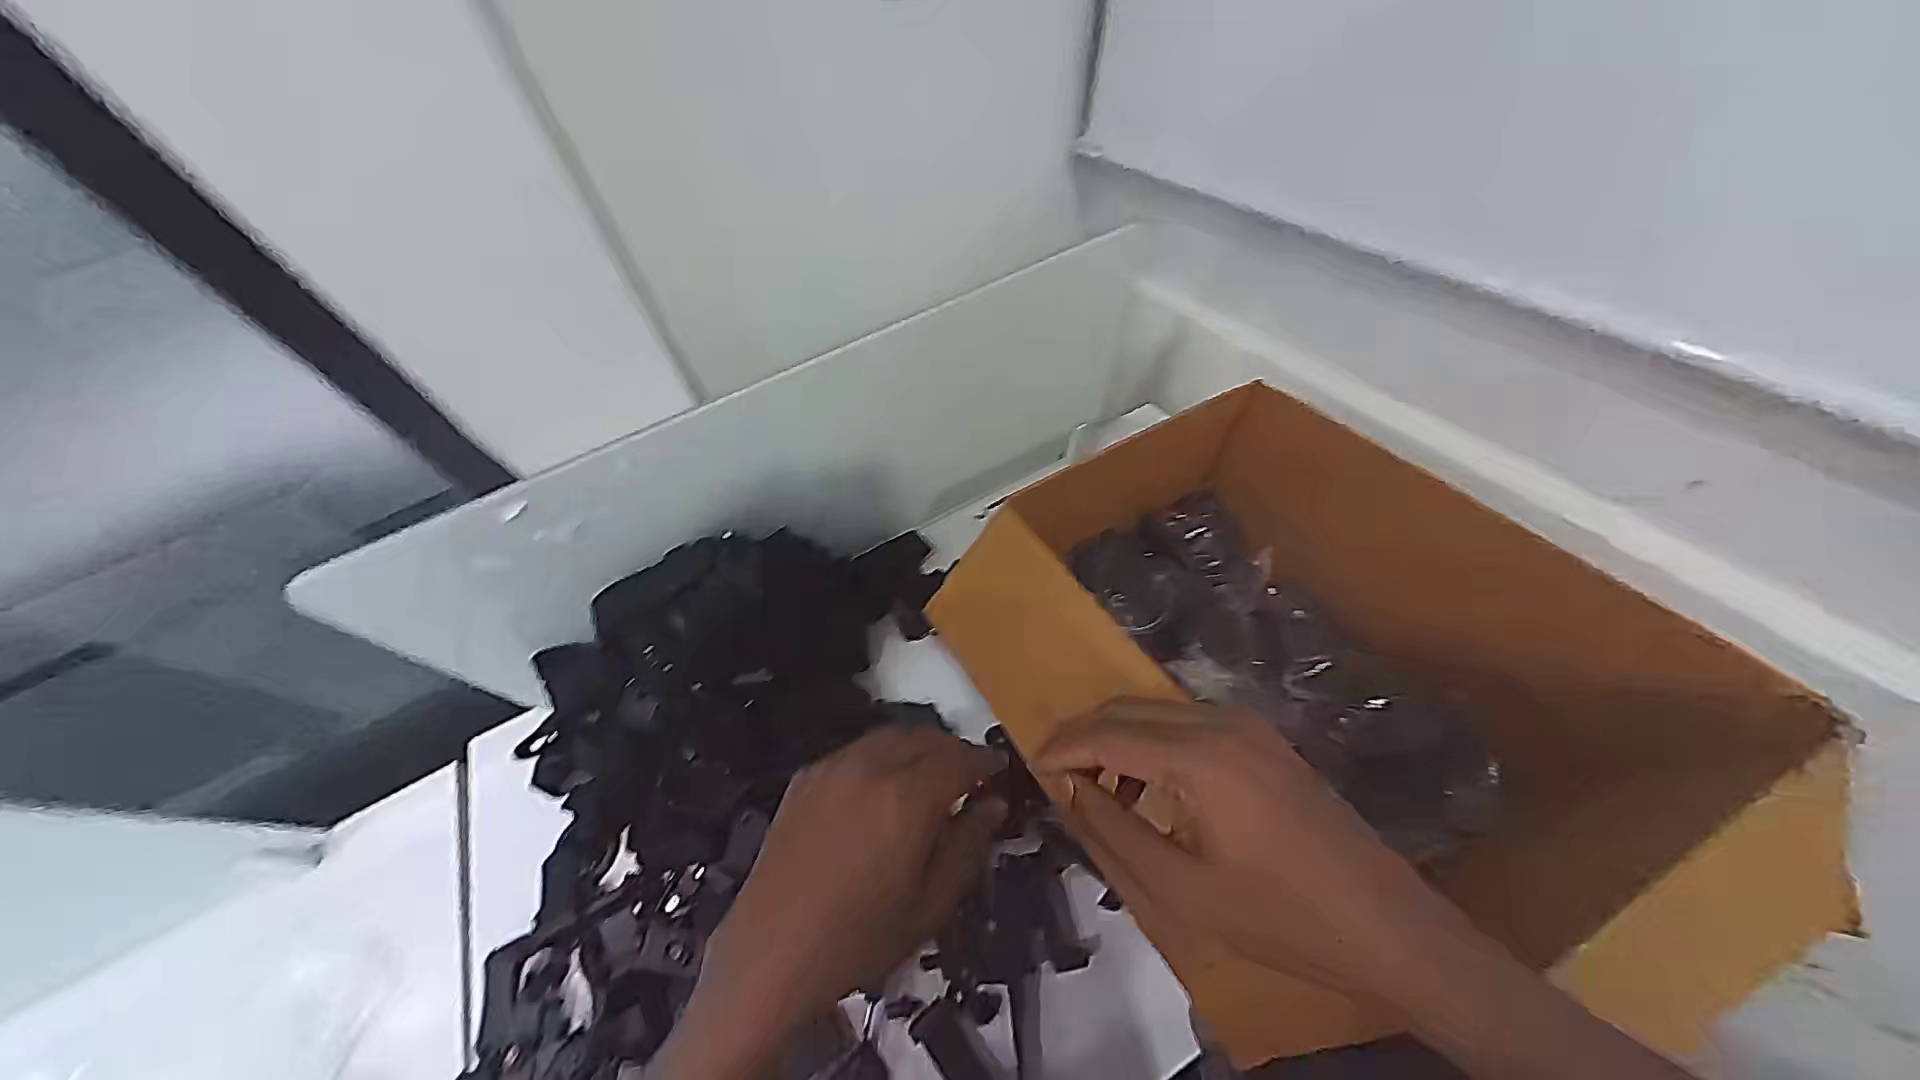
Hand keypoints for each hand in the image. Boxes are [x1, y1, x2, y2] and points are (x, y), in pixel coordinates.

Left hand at [655, 724, 1004, 1078]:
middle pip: (925, 737)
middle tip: (966, 775)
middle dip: (952, 749)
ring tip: (926, 778)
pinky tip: (880, 788)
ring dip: (917, 747)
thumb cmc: (859, 938)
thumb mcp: (930, 903)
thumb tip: (992, 805)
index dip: (984, 760)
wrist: (771, 953)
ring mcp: (833, 767)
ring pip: (890, 736)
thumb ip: (968, 846)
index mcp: (908, 798)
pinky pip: (857, 750)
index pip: (960, 759)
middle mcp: (871, 767)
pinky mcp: (806, 776)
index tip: (997, 767)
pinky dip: (881, 756)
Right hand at [1039, 699, 1692, 1079]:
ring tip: (1102, 789)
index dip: (1064, 748)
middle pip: (1128, 708)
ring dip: (1120, 737)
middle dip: (1086, 735)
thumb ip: (1114, 831)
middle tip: (1059, 775)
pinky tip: (1153, 784)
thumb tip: (1072, 789)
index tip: (1035, 766)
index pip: (1107, 734)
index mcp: (1198, 757)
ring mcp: (1247, 724)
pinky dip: (1154, 741)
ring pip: (1156, 709)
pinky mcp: (1263, 737)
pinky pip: (1188, 721)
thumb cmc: (1280, 916)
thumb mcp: (1182, 889)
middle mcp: (1220, 722)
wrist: (1389, 925)